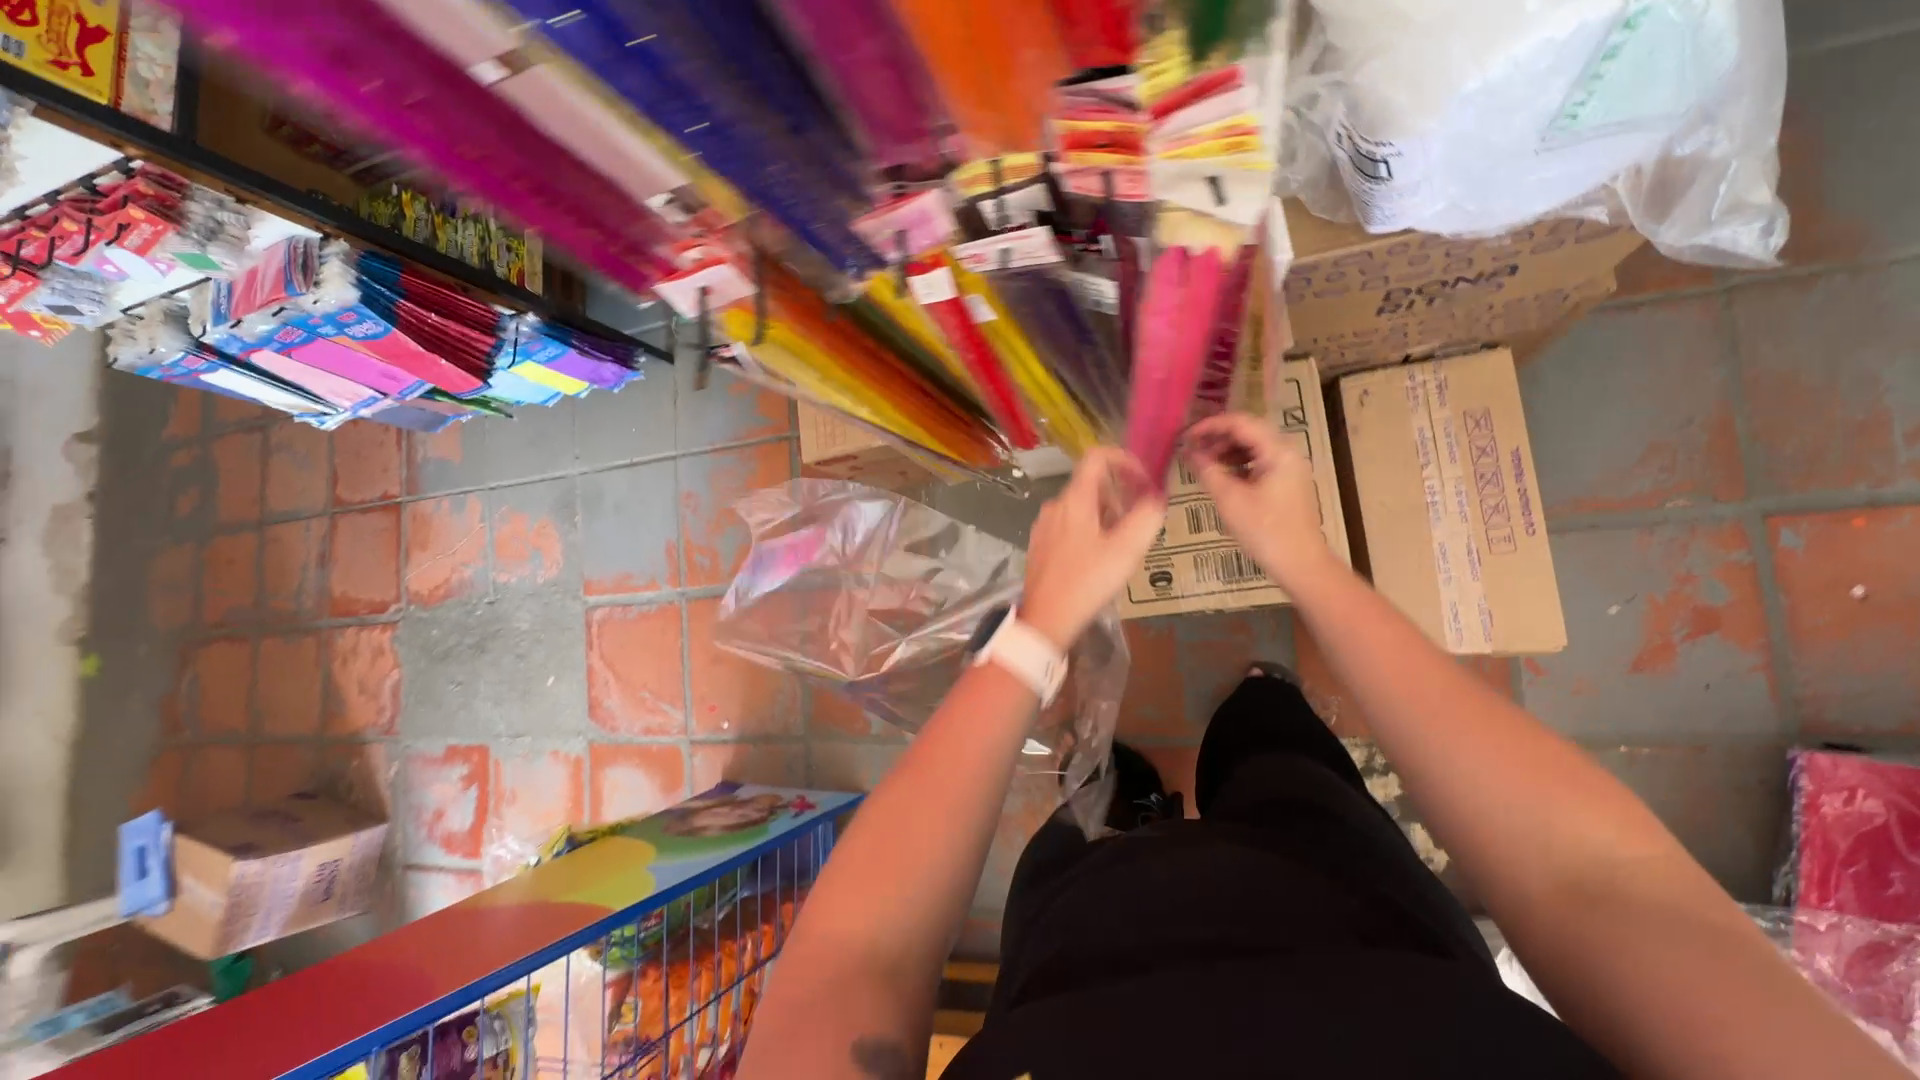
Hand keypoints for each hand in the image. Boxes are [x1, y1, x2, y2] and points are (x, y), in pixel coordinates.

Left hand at [1019, 447, 1166, 648]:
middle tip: (1140, 522)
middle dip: (1121, 495)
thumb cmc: (1087, 582)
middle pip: (1092, 484)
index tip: (1144, 481)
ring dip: (1107, 516)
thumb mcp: (1126, 550)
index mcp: (1074, 500)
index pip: (1097, 457)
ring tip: (1124, 544)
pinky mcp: (1040, 547)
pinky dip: (1090, 531)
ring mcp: (1044, 527)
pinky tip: (1100, 559)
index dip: (1125, 460)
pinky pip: (1070, 526)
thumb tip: (1156, 498)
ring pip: (1081, 508)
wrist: (1046, 619)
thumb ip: (1147, 518)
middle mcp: (1055, 506)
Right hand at [1184, 412, 1333, 590]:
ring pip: (1253, 447)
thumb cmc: (1265, 531)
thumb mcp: (1230, 500)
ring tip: (1203, 465)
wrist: (1300, 563)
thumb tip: (1189, 452)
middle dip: (1217, 438)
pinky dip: (1238, 464)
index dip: (1210, 425)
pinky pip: (1259, 462)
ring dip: (1226, 451)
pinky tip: (1221, 477)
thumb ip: (1208, 471)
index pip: (1240, 422)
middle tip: (1192, 451)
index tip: (1186, 436)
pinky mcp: (1286, 482)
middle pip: (1248, 432)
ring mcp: (1289, 467)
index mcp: (1277, 451)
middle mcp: (1287, 452)